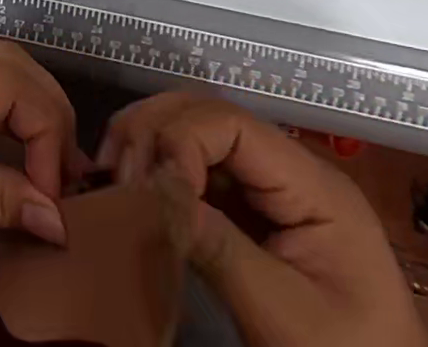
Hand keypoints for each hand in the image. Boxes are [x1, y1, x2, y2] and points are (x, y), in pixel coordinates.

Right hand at [97, 93, 426, 346]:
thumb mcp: (286, 315)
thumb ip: (220, 249)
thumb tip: (153, 196)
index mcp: (311, 183)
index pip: (229, 123)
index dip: (178, 141)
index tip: (147, 187)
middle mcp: (285, 166)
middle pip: (204, 112)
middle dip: (153, 132)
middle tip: (116, 176)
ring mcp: (264, 183)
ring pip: (192, 129)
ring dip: (148, 144)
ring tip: (117, 181)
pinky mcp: (246, 204)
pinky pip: (192, 165)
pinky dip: (155, 168)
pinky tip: (133, 191)